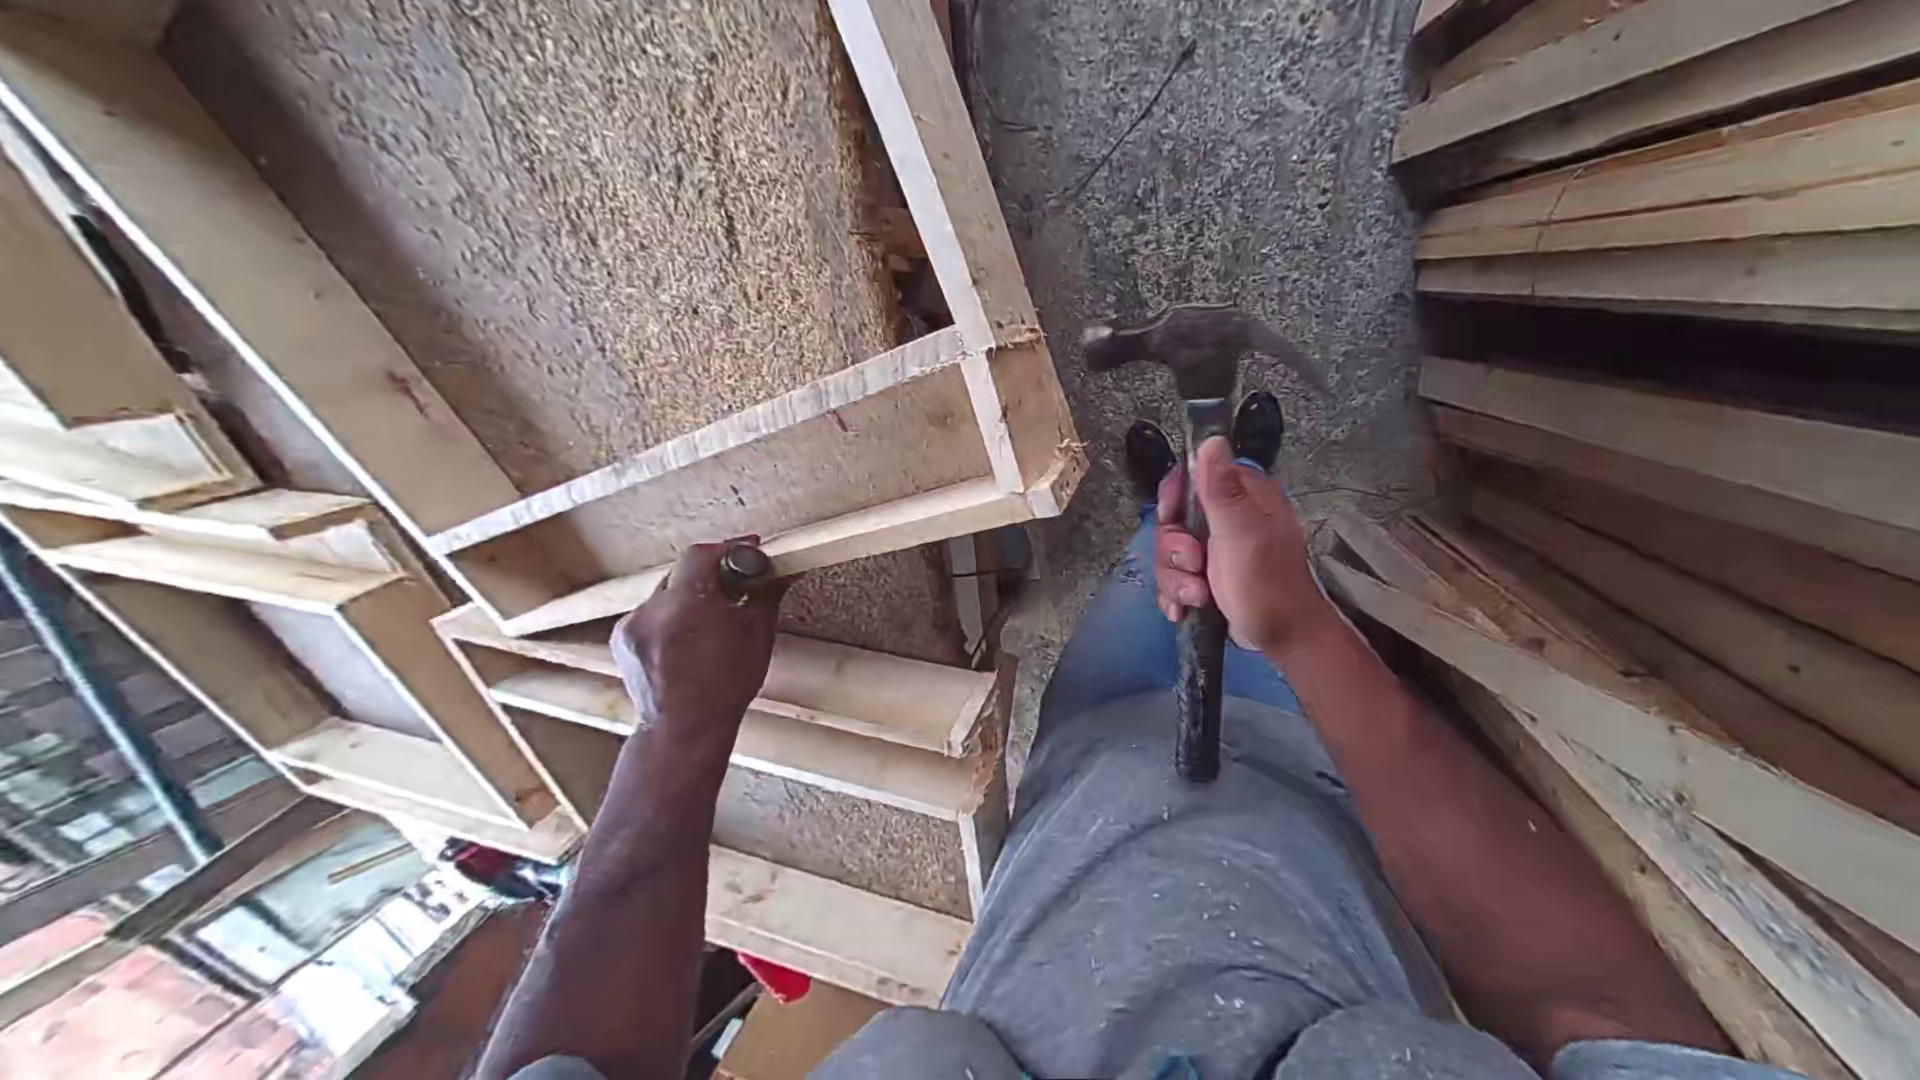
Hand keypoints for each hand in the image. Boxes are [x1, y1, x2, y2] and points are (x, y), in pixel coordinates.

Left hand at [610, 538, 788, 756]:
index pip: (701, 554)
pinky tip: (689, 634)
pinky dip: (671, 614)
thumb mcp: (758, 636)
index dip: (728, 547)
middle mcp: (652, 610)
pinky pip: (651, 611)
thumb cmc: (725, 688)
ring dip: (690, 594)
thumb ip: (765, 594)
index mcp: (686, 605)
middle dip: (711, 572)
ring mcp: (632, 625)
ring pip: (667, 591)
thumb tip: (782, 569)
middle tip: (736, 581)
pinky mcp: (622, 638)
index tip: (749, 548)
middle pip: (683, 570)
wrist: (684, 730)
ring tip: (712, 614)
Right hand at [1154, 437, 1335, 655]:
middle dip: (1174, 552)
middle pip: (1172, 521)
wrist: (1282, 637)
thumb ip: (1222, 489)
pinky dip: (1175, 593)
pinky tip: (1187, 607)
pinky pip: (1172, 575)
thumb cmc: (1266, 583)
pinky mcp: (1206, 574)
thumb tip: (1212, 440)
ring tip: (1197, 596)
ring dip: (1176, 579)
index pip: (1188, 478)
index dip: (1172, 500)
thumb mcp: (1241, 532)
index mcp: (1240, 495)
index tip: (1173, 520)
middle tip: (1194, 567)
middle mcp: (1225, 516)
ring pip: (1168, 553)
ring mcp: (1214, 547)